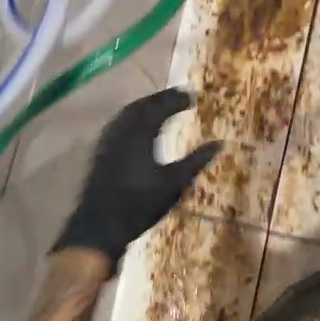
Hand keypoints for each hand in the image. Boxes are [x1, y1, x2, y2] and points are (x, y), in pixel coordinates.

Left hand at [51, 88, 220, 266]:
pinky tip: (137, 127)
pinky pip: (118, 124)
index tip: (192, 96)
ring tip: (160, 106)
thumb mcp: (174, 184)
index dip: (177, 100)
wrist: (100, 225)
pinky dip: (131, 118)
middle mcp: (122, 130)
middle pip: (142, 105)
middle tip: (178, 96)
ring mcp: (108, 140)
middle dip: (160, 98)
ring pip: (127, 113)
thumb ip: (196, 161)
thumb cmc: (141, 204)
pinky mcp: (100, 151)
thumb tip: (219, 144)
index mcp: (140, 134)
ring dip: (145, 106)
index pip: (160, 107)